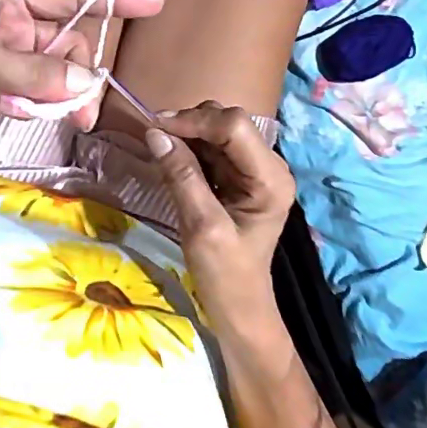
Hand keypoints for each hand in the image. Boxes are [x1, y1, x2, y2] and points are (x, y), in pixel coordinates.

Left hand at [0, 0, 162, 157]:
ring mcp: (8, 54)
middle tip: (84, 108)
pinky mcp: (2, 84)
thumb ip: (32, 69)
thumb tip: (87, 81)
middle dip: (82, 69)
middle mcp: (13, 21)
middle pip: (72, 39)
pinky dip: (45, 103)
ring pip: (60, 69)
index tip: (156, 3)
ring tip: (67, 119)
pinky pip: (42, 89)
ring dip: (66, 92)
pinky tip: (27, 114)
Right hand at [146, 103, 295, 332]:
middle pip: (228, 121)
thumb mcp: (201, 226)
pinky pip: (211, 146)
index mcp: (271, 178)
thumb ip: (182, 176)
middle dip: (191, 124)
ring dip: (187, 133)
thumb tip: (155, 133)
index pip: (235, 126)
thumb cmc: (225, 273)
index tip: (157, 128)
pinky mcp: (237, 176)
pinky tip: (171, 156)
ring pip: (217, 130)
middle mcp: (268, 166)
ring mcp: (253, 170)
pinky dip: (188, 145)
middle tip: (155, 138)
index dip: (195, 121)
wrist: (237, 306)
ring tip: (160, 146)